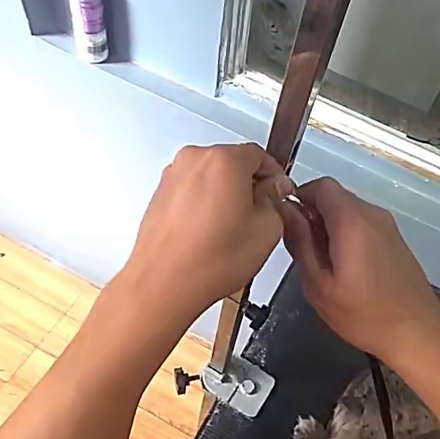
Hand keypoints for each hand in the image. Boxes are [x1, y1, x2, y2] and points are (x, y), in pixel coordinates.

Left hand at [120, 143, 293, 317]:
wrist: (164, 283)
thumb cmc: (208, 260)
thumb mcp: (267, 229)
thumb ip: (275, 200)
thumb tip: (274, 191)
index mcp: (224, 160)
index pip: (260, 155)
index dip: (275, 175)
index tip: (279, 191)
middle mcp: (195, 160)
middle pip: (233, 162)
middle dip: (250, 185)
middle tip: (261, 214)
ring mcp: (174, 177)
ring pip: (212, 177)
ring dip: (226, 195)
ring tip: (233, 230)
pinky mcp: (161, 195)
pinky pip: (192, 192)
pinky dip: (205, 206)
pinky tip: (212, 234)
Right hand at [279, 177, 439, 362]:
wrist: (417, 331)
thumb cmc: (365, 314)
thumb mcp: (319, 283)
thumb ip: (300, 242)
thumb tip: (285, 212)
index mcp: (352, 221)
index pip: (320, 185)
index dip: (299, 197)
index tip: (288, 221)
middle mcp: (373, 215)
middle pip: (335, 197)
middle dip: (313, 215)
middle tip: (303, 249)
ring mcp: (387, 226)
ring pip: (349, 211)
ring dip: (330, 228)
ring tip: (323, 264)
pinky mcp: (395, 240)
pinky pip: (364, 225)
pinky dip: (347, 236)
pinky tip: (344, 268)